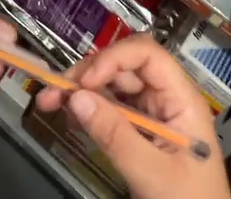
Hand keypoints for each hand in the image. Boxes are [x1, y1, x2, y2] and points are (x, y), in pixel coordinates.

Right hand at [33, 37, 228, 198]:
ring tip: (49, 101)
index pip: (148, 56)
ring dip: (80, 91)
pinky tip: (66, 116)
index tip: (86, 81)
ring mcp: (150, 117)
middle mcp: (165, 100)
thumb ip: (116, 136)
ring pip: (111, 88)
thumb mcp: (154, 174)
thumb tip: (77, 97)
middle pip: (123, 69)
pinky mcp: (137, 136)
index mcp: (181, 100)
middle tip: (54, 91)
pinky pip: (108, 112)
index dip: (115, 58)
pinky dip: (86, 111)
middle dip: (87, 75)